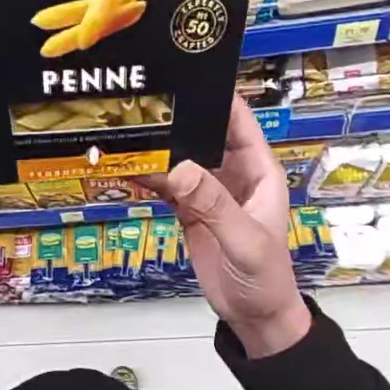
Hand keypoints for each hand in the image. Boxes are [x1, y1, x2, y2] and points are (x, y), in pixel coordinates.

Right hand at [138, 96, 311, 358]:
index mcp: (258, 171)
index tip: (187, 73)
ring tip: (125, 129)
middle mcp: (234, 174)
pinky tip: (125, 166)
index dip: (218, 97)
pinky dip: (149, 177)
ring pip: (182, 159)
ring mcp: (210, 192)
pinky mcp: (191, 211)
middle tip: (141, 99)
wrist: (254, 316)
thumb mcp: (244, 240)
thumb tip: (179, 168)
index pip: (240, 122)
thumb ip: (213, 205)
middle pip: (204, 135)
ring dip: (159, 148)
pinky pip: (168, 186)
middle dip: (178, 117)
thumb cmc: (265, 277)